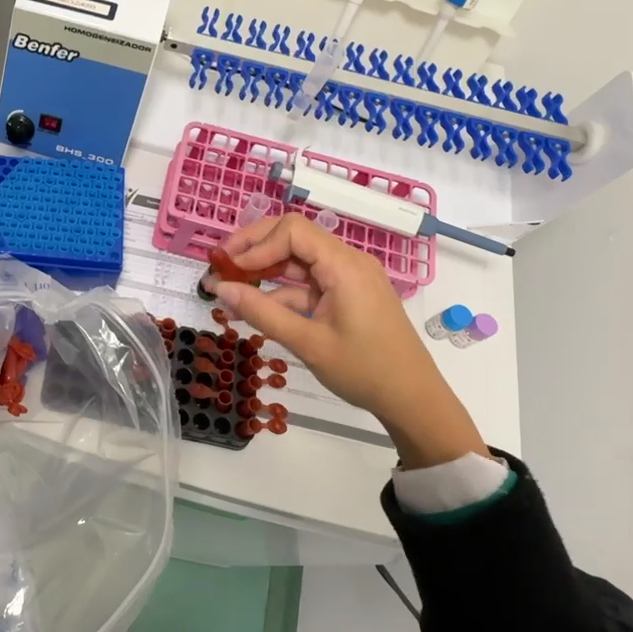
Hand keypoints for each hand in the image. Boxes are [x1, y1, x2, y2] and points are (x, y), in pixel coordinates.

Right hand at [211, 213, 487, 467]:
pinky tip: (254, 310)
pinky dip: (281, 293)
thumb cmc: (364, 370)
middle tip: (220, 266)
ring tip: (228, 293)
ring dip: (264, 274)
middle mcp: (347, 262)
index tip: (228, 268)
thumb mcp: (307, 343)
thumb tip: (219, 289)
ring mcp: (348, 278)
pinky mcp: (347, 295)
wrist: (413, 400)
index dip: (256, 244)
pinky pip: (308, 283)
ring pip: (297, 262)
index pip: (292, 231)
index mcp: (344, 266)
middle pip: (293, 238)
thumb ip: (262, 313)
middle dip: (254, 250)